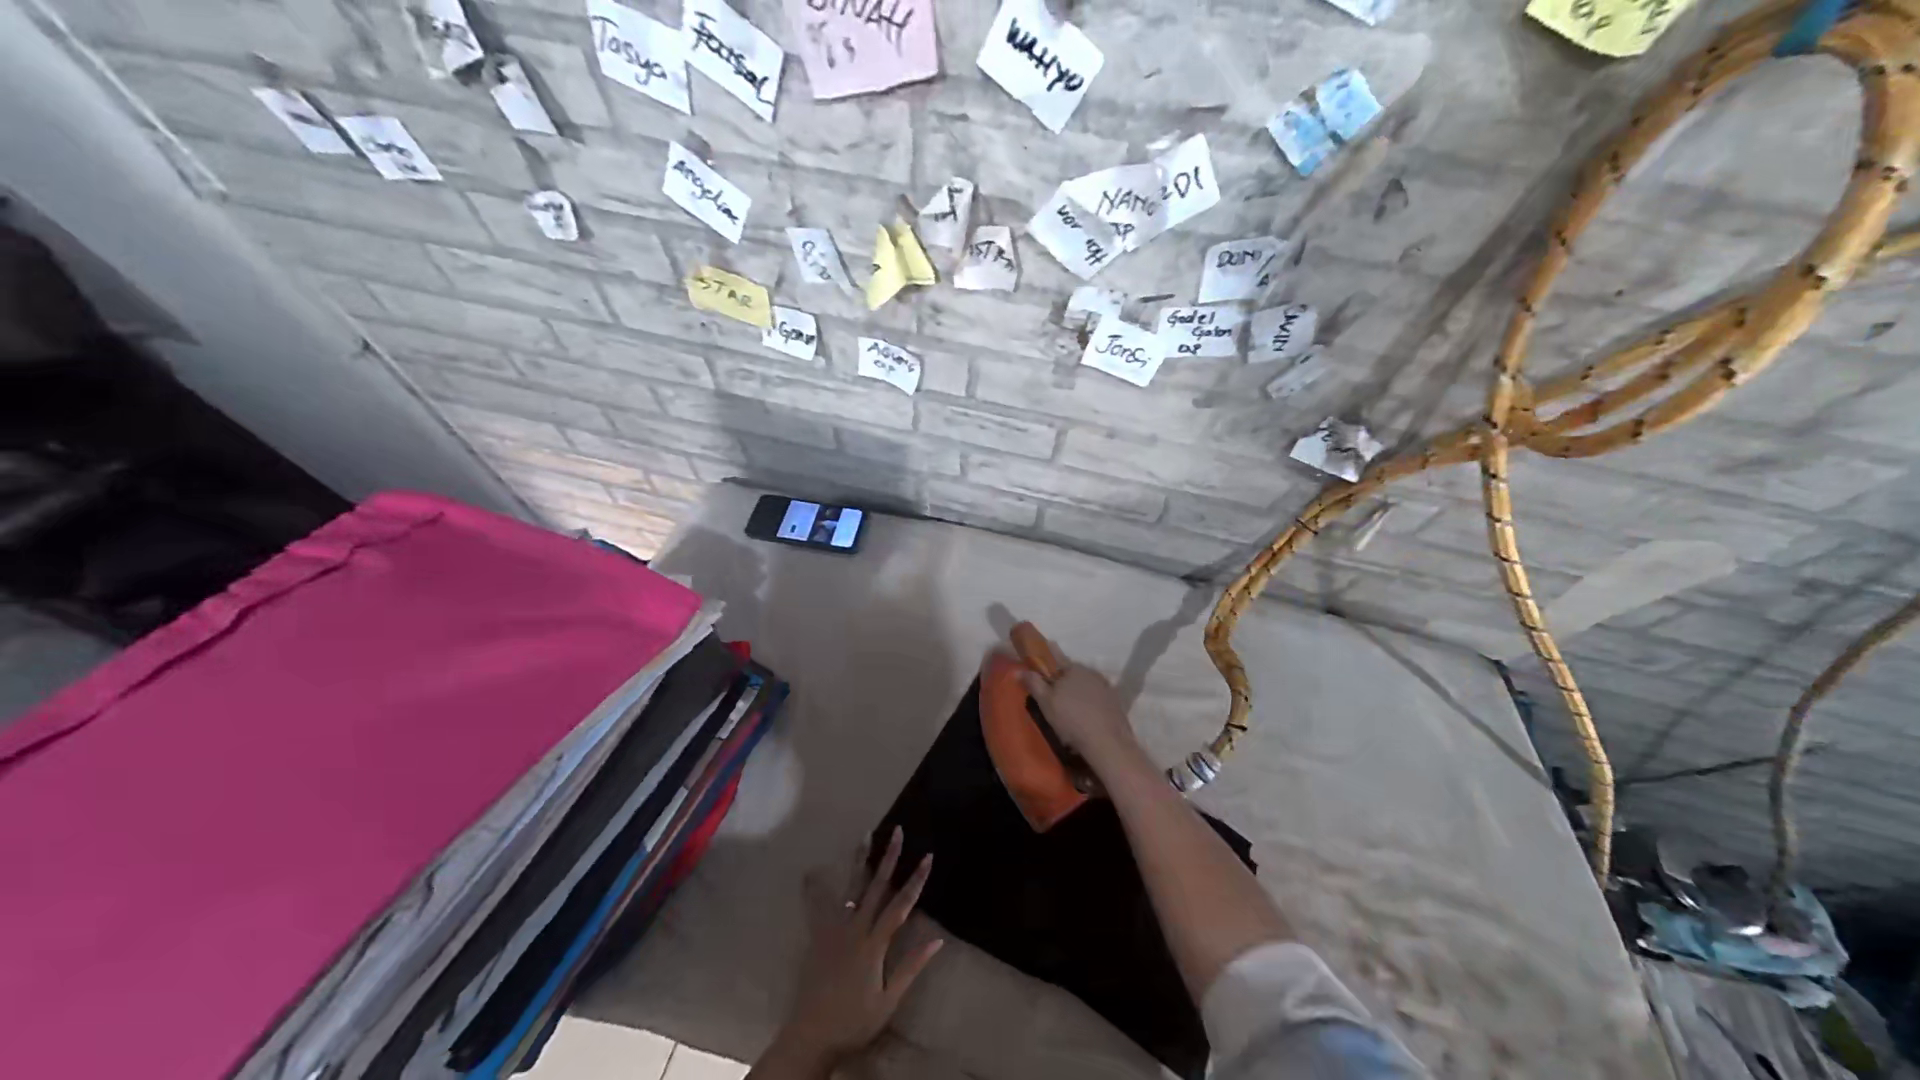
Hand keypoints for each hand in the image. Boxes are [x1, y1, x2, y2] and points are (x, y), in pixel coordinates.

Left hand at [760, 828, 941, 1075]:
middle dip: (889, 858)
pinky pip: (816, 907)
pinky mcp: (818, 936)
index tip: (928, 857)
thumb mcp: (889, 1000)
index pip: (901, 905)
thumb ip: (911, 967)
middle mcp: (855, 929)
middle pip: (876, 887)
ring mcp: (834, 930)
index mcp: (874, 944)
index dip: (916, 880)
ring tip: (865, 835)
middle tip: (897, 832)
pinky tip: (810, 871)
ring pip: (850, 888)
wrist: (812, 1034)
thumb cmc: (855, 1021)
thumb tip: (938, 940)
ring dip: (859, 860)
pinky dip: (814, 888)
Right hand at [1019, 661, 1139, 766]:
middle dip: (1063, 679)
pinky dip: (1090, 702)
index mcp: (1073, 668)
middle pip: (1072, 671)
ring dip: (1078, 691)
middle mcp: (1091, 672)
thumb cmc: (1071, 719)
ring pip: (1086, 684)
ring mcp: (1106, 686)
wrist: (1106, 741)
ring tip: (1070, 707)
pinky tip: (1086, 715)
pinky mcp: (1115, 701)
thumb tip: (1018, 670)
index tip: (1042, 661)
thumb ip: (1033, 683)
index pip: (1056, 656)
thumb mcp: (1046, 702)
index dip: (1047, 659)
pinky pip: (1097, 697)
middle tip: (1054, 694)